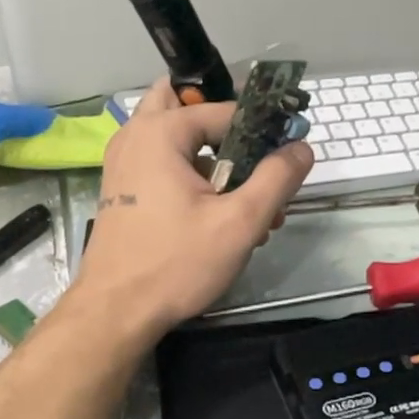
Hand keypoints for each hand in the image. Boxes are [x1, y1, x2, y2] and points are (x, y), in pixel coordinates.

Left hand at [70, 80, 315, 336]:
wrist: (116, 311)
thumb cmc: (176, 264)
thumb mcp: (239, 223)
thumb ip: (276, 179)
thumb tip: (302, 148)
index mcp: (160, 132)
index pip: (225, 109)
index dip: (263, 129)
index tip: (289, 154)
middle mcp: (136, 136)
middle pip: (187, 107)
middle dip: (227, 128)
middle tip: (256, 155)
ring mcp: (124, 163)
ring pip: (178, 141)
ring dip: (215, 159)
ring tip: (248, 200)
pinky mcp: (124, 190)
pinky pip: (164, 166)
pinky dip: (194, 178)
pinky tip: (221, 217)